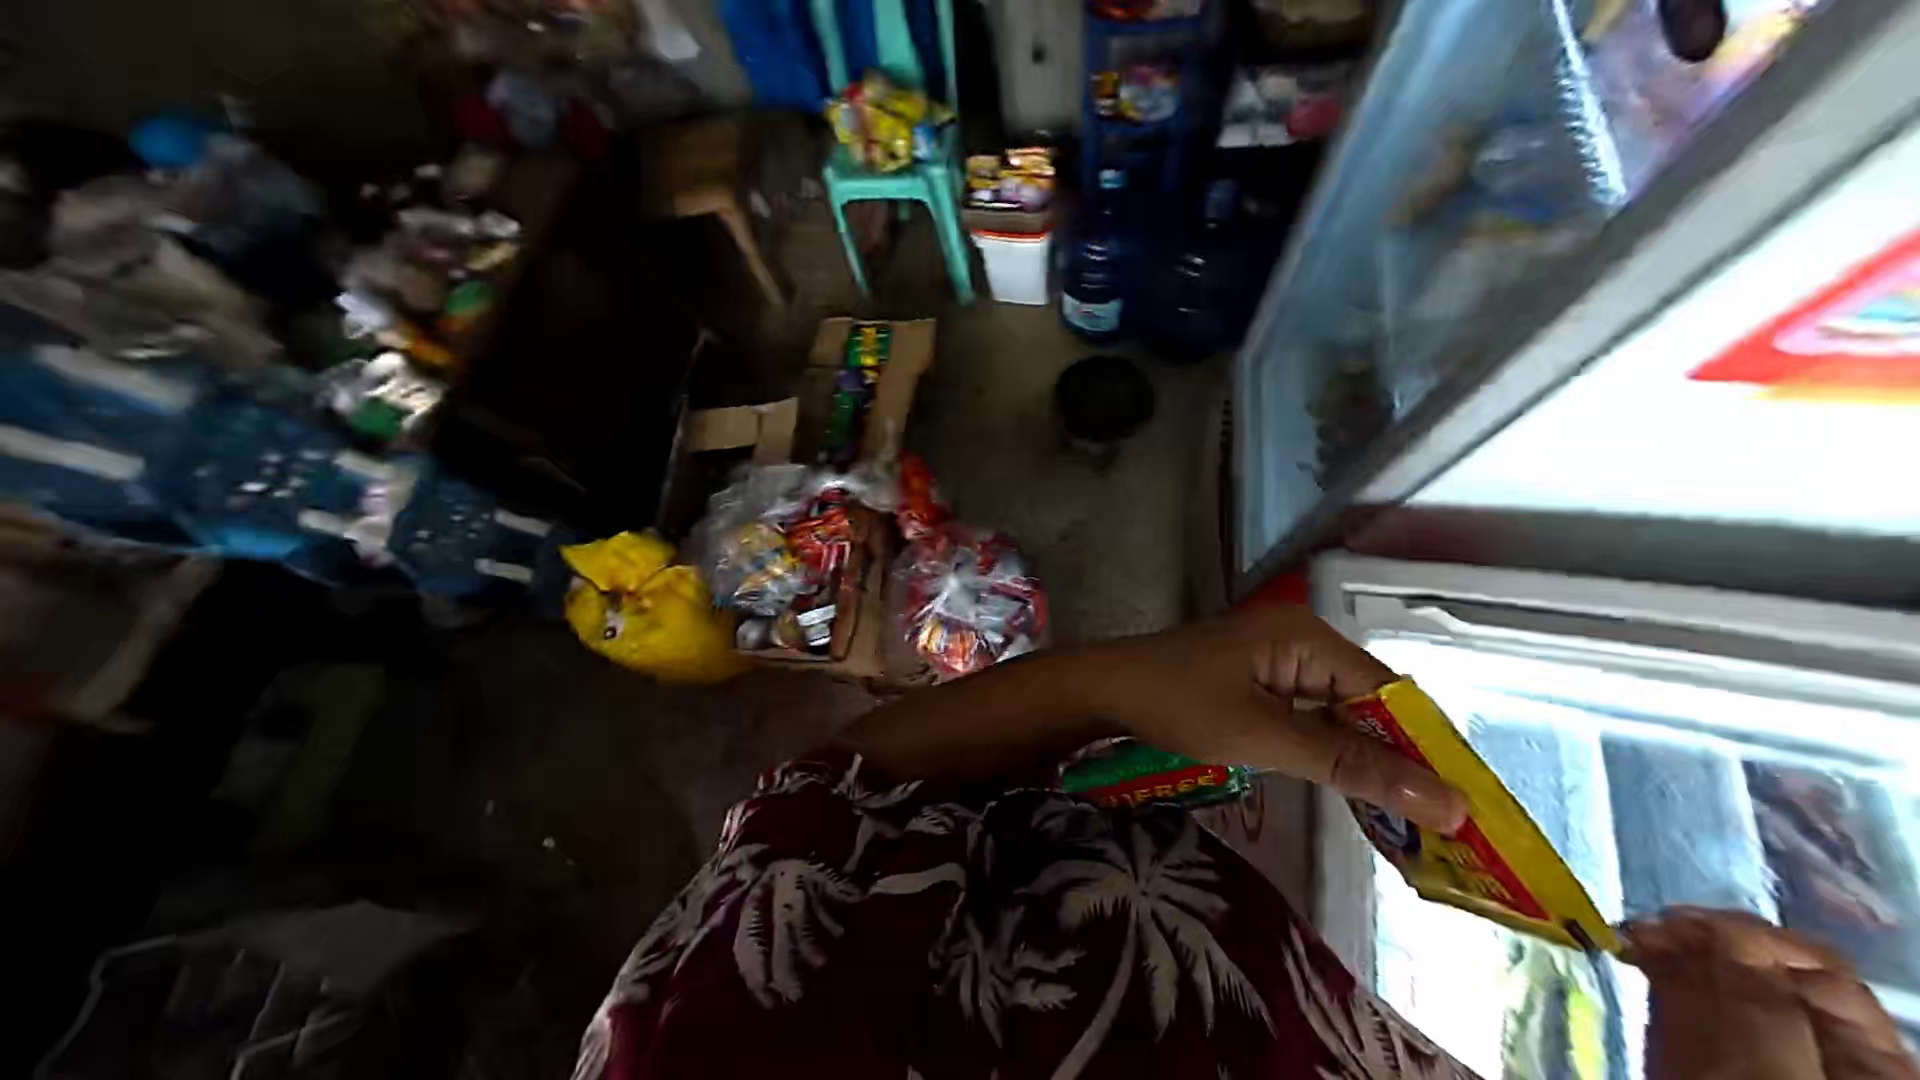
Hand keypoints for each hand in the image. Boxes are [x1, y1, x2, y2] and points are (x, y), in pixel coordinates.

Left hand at [1091, 603, 1467, 832]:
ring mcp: (1275, 660)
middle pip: (1367, 704)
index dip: (1427, 751)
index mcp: (1307, 637)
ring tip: (1404, 822)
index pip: (1390, 695)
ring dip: (1363, 761)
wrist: (1103, 690)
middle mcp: (1299, 641)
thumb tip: (1448, 802)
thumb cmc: (1177, 703)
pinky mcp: (1256, 681)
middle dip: (1397, 760)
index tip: (1462, 812)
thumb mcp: (1265, 736)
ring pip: (1338, 714)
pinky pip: (1307, 716)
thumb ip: (1349, 764)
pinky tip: (1347, 791)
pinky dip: (1326, 752)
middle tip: (1437, 829)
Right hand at [1628, 907, 1919, 1079]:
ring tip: (1633, 934)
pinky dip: (1663, 961)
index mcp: (1872, 1061)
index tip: (1678, 923)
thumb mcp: (1769, 1076)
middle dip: (1706, 935)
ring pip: (1726, 972)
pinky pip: (1693, 990)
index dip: (1752, 937)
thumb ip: (1763, 1007)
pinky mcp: (1711, 1044)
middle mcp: (1822, 1045)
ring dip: (1678, 941)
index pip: (1820, 973)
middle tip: (1647, 926)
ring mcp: (1762, 1044)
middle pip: (1771, 968)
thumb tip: (1731, 930)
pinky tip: (1634, 950)